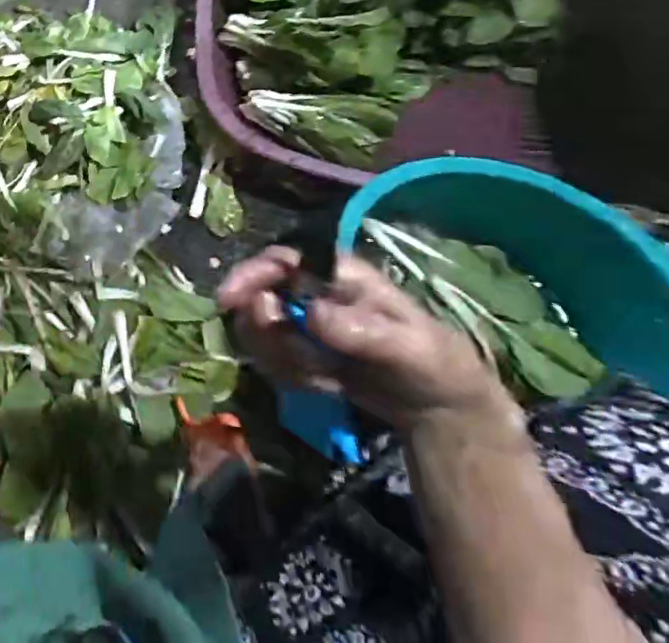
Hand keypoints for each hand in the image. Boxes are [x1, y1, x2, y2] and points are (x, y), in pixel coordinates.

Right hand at [215, 247, 516, 432]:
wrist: (439, 408)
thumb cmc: (433, 364)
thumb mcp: (408, 347)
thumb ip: (359, 329)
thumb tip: (309, 313)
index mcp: (336, 274)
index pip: (280, 259)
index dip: (249, 273)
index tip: (229, 300)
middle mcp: (308, 290)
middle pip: (258, 295)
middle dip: (270, 332)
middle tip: (303, 360)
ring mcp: (298, 321)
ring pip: (259, 331)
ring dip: (286, 360)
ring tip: (328, 377)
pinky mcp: (294, 349)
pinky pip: (269, 358)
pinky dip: (292, 377)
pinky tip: (325, 385)